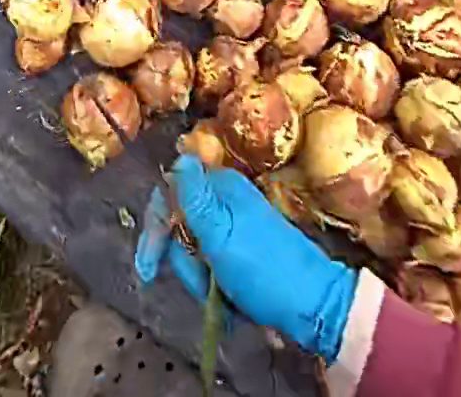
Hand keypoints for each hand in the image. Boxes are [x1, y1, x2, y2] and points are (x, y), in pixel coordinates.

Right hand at [134, 154, 356, 359]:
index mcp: (222, 186)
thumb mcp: (221, 233)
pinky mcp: (241, 250)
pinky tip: (229, 302)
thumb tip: (179, 155)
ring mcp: (234, 226)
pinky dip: (215, 287)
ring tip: (223, 296)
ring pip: (193, 250)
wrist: (310, 304)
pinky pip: (211, 265)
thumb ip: (195, 196)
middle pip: (179, 224)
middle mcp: (226, 199)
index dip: (156, 226)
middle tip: (202, 284)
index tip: (150, 265)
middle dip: (184, 260)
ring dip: (200, 278)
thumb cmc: (262, 267)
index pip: (171, 192)